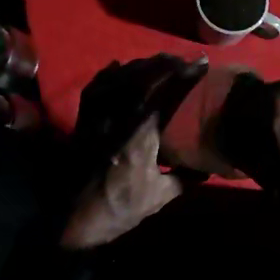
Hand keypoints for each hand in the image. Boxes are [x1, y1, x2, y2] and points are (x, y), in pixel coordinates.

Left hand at [61, 55, 206, 248]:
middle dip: (163, 64)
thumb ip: (185, 178)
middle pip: (140, 78)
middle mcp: (116, 118)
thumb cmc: (118, 210)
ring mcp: (95, 117)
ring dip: (139, 66)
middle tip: (182, 60)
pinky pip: (94, 88)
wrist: (72, 219)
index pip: (165, 94)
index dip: (183, 76)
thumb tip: (207, 167)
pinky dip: (107, 75)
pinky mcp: (81, 122)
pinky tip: (118, 67)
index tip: (201, 64)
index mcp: (139, 136)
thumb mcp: (158, 197)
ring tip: (157, 62)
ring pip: (116, 79)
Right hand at [214, 74, 279, 216]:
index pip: (231, 114)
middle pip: (251, 101)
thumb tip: (236, 152)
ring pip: (275, 98)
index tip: (229, 146)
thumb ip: (251, 162)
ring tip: (278, 139)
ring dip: (270, 115)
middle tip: (251, 141)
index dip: (226, 132)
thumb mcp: (277, 184)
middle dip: (247, 120)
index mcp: (270, 111)